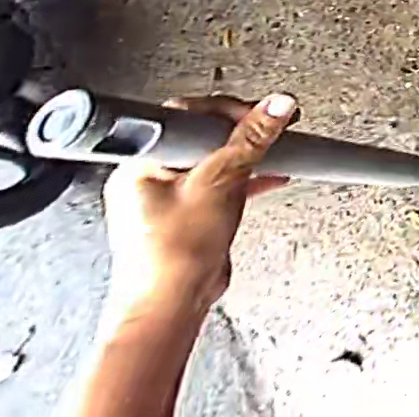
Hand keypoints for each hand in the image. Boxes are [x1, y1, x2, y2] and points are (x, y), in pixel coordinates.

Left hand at [100, 93, 296, 312]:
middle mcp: (147, 173)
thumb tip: (276, 106)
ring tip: (272, 149)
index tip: (259, 113)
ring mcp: (165, 195)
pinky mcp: (184, 213)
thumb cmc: (173, 258)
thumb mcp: (222, 183)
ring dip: (244, 155)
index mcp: (142, 159)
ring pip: (212, 158)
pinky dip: (241, 177)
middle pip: (203, 134)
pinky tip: (265, 176)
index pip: (191, 113)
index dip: (229, 111)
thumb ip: (252, 140)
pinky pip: (216, 181)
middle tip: (268, 128)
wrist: (169, 312)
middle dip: (240, 131)